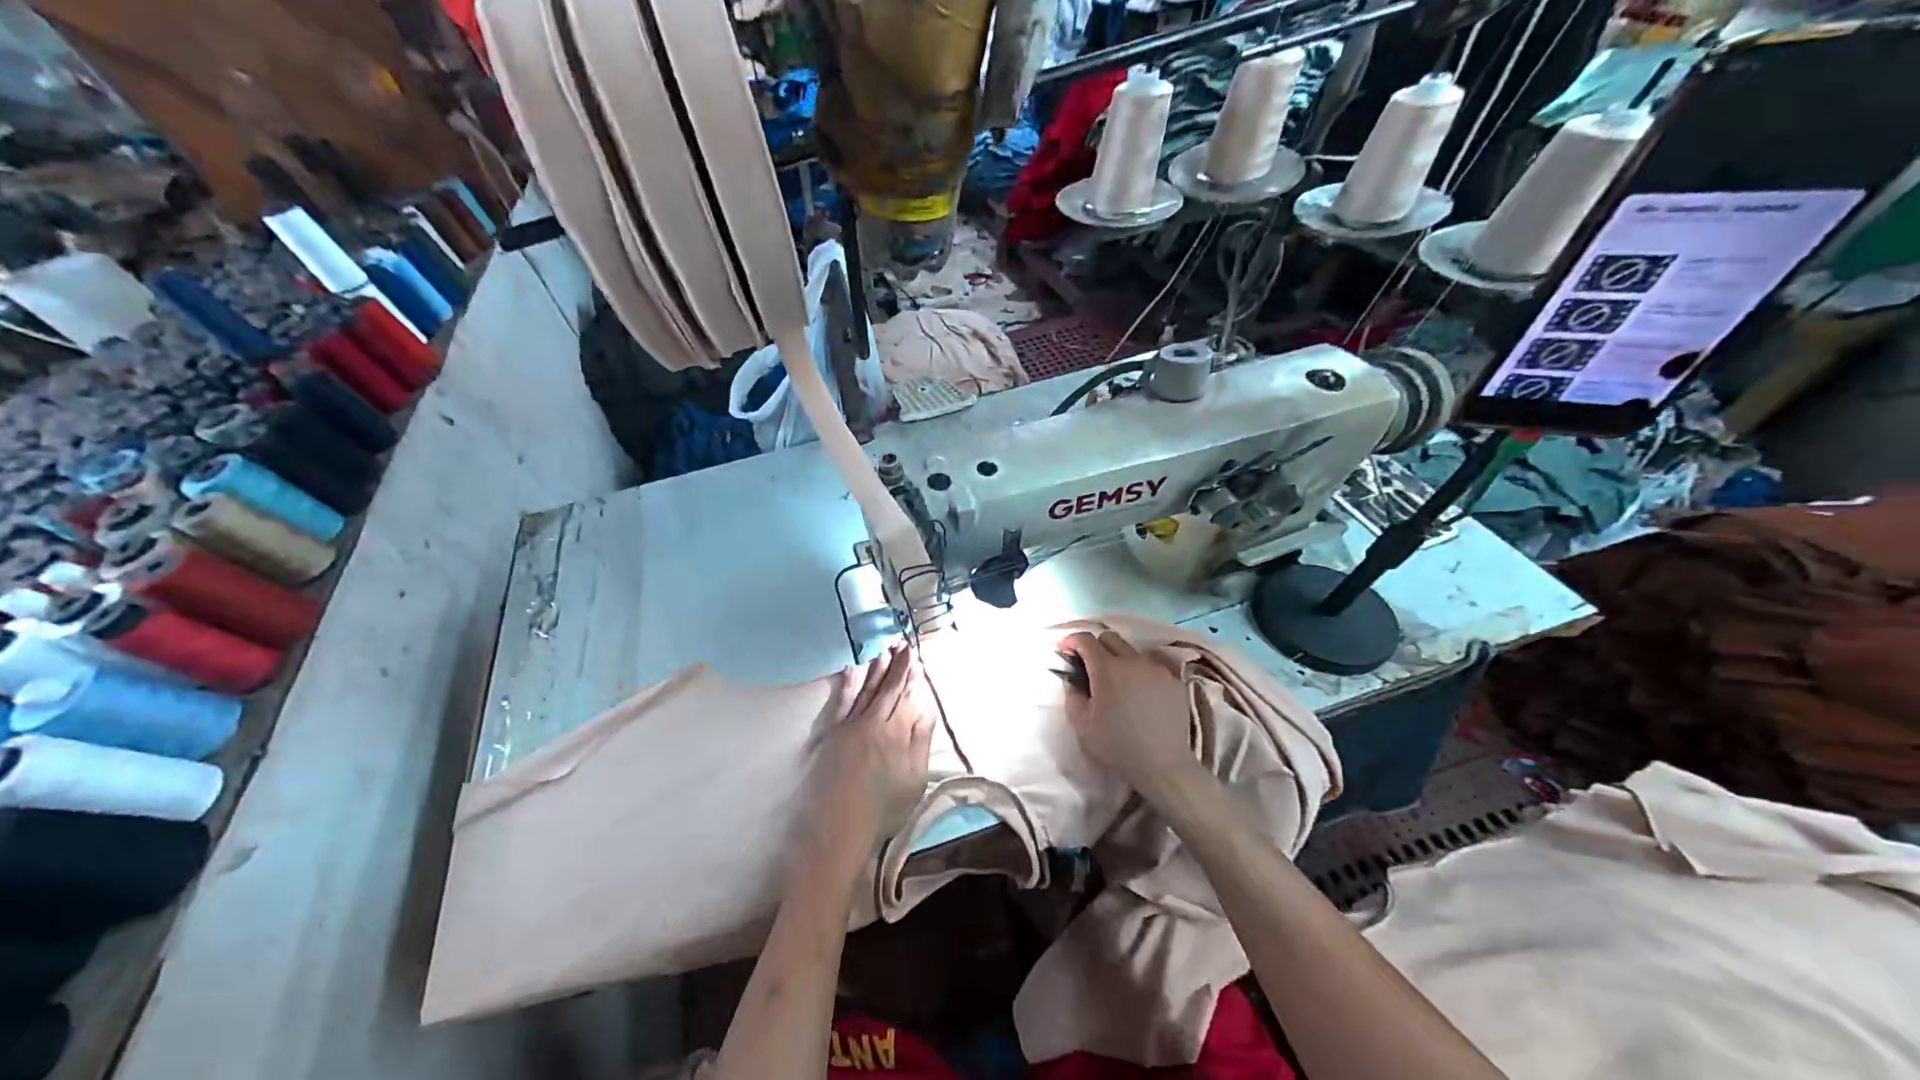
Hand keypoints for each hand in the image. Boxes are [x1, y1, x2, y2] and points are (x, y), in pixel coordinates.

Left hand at [803, 645, 935, 863]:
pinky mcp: (830, 733)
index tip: (916, 659)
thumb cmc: (883, 809)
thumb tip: (926, 710)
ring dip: (876, 669)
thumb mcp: (914, 779)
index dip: (912, 678)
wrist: (839, 828)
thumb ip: (920, 741)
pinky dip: (848, 683)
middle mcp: (873, 723)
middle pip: (888, 689)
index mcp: (897, 734)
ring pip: (866, 690)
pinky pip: (841, 700)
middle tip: (904, 645)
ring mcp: (849, 725)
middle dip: (897, 666)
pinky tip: (852, 669)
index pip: (907, 697)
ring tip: (885, 651)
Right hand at [1059, 631, 1198, 799]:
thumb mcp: (1081, 724)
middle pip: (1110, 637)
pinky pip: (1152, 667)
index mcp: (1107, 668)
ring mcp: (1157, 669)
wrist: (1162, 765)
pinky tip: (1140, 695)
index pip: (1086, 639)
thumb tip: (1072, 678)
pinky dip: (1141, 673)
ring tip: (1118, 683)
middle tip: (1090, 667)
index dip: (1072, 641)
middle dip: (1096, 646)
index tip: (1065, 652)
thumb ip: (1072, 694)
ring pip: (1133, 651)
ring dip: (1120, 660)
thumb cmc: (1116, 745)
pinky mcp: (1175, 681)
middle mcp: (1133, 661)